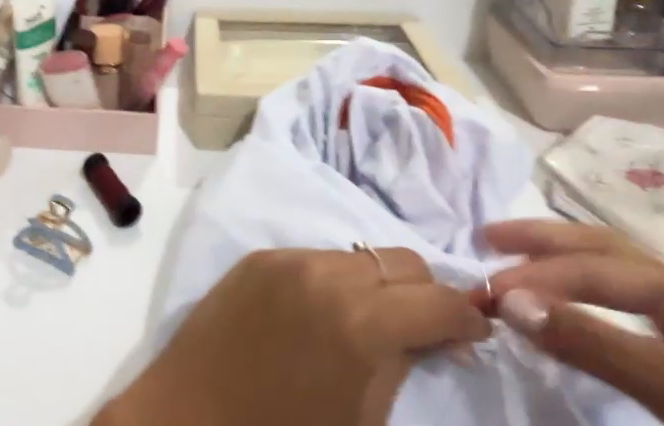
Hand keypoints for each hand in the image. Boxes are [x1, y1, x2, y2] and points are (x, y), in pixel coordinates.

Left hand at [97, 247, 490, 425]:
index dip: (466, 317)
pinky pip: (316, 257)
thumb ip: (402, 363)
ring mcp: (287, 259)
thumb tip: (435, 335)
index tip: (473, 334)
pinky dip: (335, 279)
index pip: (437, 300)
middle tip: (425, 329)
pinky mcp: (258, 258)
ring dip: (379, 283)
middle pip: (402, 261)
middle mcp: (326, 273)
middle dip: (424, 293)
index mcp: (359, 322)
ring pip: (360, 254)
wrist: (189, 419)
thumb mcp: (361, 415)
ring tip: (373, 319)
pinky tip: (325, 312)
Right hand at [483, 221, 663, 425]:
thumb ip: (596, 343)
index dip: (537, 275)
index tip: (485, 293)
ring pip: (622, 278)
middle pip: (608, 251)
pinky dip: (594, 302)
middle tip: (489, 238)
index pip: (596, 268)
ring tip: (521, 266)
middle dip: (546, 241)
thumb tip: (510, 301)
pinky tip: (581, 311)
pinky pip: (635, 313)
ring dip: (567, 267)